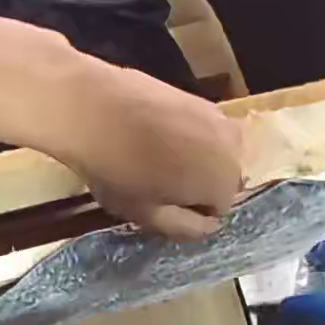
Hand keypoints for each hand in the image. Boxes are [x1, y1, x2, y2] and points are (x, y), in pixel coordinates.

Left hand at [54, 63, 242, 239]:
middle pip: (220, 178)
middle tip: (156, 181)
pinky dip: (184, 136)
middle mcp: (233, 148)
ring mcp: (217, 116)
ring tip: (154, 157)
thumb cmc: (119, 170)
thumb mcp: (148, 215)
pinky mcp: (198, 96)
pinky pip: (200, 130)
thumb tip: (210, 226)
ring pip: (212, 152)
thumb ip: (187, 228)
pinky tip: (153, 133)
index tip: (159, 203)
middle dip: (196, 184)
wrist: (91, 106)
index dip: (189, 212)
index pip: (218, 211)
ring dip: (192, 159)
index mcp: (224, 183)